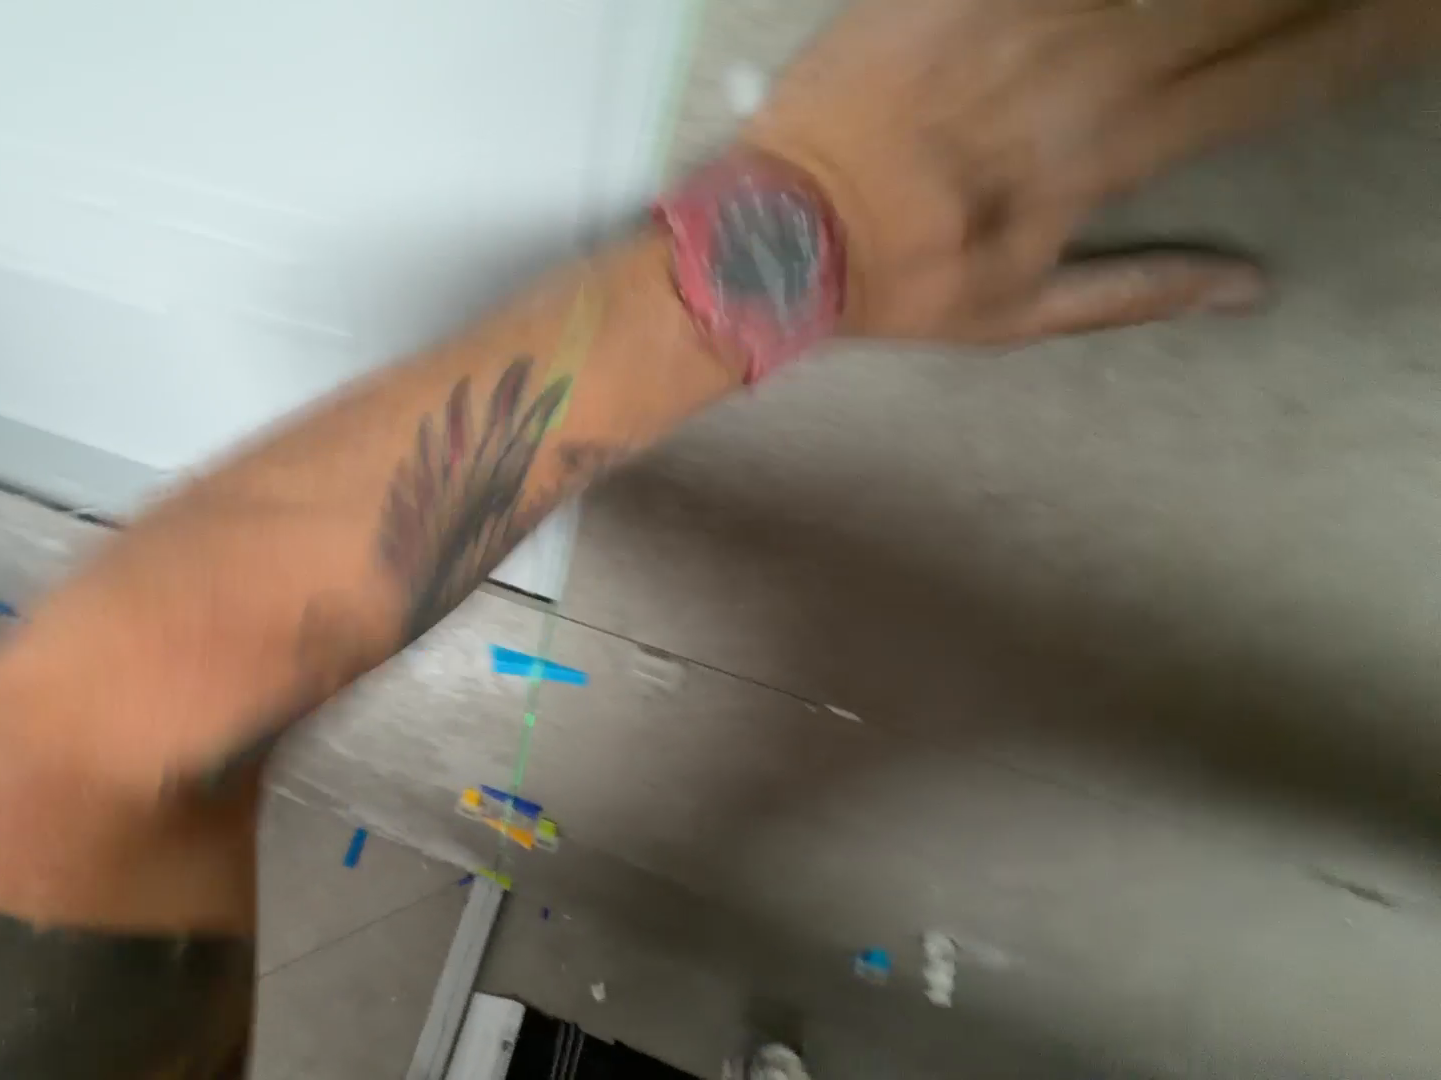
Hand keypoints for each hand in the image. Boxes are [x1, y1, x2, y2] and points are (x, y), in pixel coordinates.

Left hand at [746, 0, 1439, 343]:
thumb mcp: (1000, 318)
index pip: (1281, 73)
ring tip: (1230, 8)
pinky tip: (1117, 2)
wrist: (770, 238)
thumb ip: (1125, 294)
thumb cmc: (882, 285)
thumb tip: (1249, 288)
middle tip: (1377, 2)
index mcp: (1106, 149)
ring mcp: (1014, 14)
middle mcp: (1082, 64)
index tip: (1420, 21)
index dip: (1370, 37)